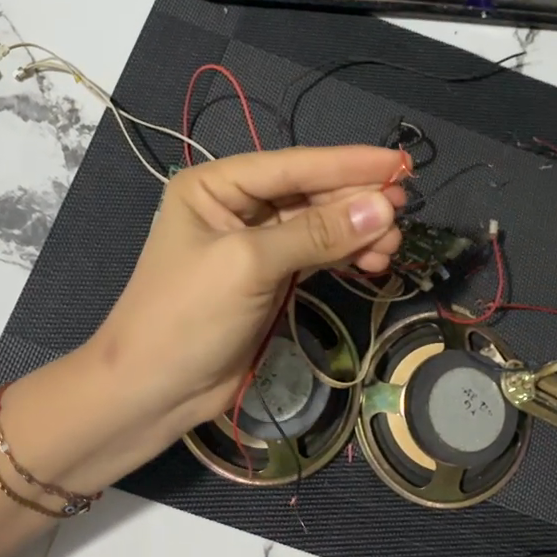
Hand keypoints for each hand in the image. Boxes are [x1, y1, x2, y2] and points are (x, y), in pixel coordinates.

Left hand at [92, 145, 407, 428]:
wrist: (152, 392)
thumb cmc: (187, 316)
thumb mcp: (250, 266)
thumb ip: (317, 234)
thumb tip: (385, 206)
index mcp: (215, 185)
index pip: (292, 165)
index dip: (349, 163)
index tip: (402, 164)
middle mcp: (235, 206)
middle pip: (308, 193)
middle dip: (355, 202)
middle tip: (405, 209)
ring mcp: (253, 244)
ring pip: (317, 225)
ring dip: (355, 231)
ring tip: (393, 244)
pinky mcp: (268, 279)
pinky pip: (315, 255)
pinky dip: (344, 255)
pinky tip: (373, 260)